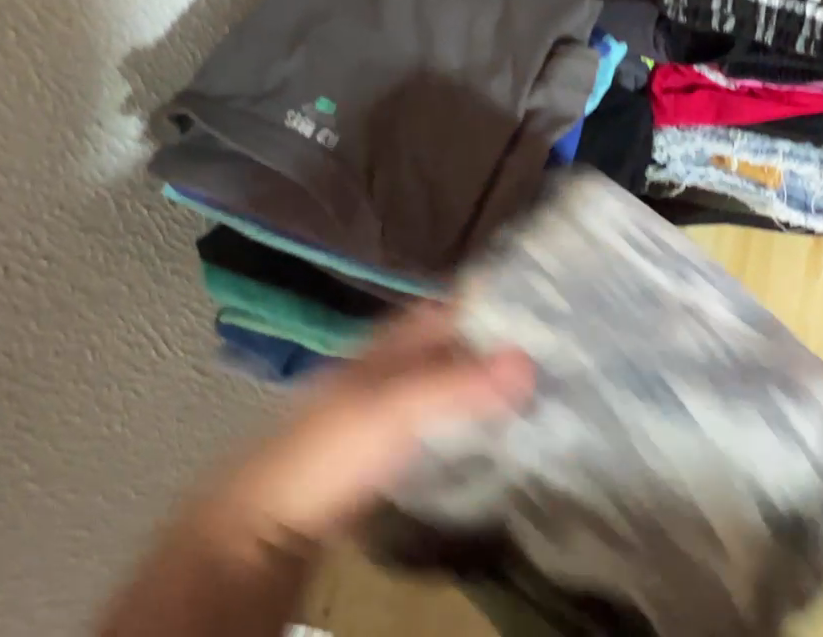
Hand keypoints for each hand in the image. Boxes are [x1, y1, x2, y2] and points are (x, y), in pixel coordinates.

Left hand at [207, 306, 533, 552]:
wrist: (270, 521)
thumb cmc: (332, 448)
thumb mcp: (397, 409)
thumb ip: (461, 385)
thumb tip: (530, 360)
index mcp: (389, 343)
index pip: (449, 306)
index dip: (491, 302)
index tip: (542, 307)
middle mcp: (389, 366)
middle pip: (453, 343)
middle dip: (496, 345)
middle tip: (553, 352)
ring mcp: (386, 407)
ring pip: (447, 382)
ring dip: (484, 384)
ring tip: (538, 390)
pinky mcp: (388, 446)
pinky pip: (441, 420)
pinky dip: (469, 419)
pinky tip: (495, 432)